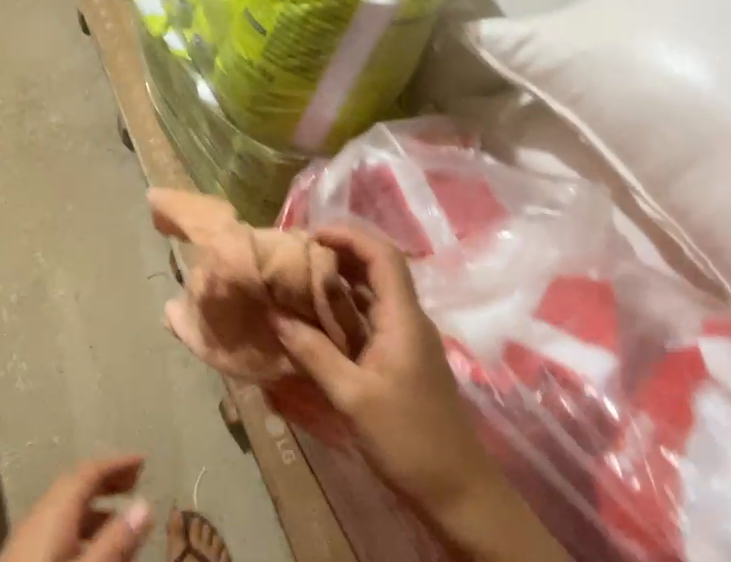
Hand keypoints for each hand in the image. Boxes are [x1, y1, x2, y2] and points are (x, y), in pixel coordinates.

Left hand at [0, 457, 154, 561]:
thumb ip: (115, 542)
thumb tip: (144, 506)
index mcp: (54, 513)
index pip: (87, 473)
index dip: (116, 464)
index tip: (143, 461)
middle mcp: (38, 517)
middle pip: (74, 486)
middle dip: (106, 480)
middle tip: (137, 482)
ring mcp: (27, 539)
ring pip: (65, 510)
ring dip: (95, 507)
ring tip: (123, 518)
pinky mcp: (23, 558)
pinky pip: (58, 529)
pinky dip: (82, 527)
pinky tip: (94, 550)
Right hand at [266, 225, 497, 508]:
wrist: (458, 494)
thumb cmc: (408, 440)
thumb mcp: (353, 397)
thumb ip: (312, 352)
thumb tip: (273, 314)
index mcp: (403, 319)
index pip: (381, 255)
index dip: (347, 235)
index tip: (307, 236)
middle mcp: (406, 321)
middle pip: (374, 269)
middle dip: (334, 256)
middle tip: (290, 257)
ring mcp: (404, 342)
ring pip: (368, 297)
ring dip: (333, 285)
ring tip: (292, 283)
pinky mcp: (397, 362)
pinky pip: (366, 323)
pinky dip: (338, 315)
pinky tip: (309, 323)